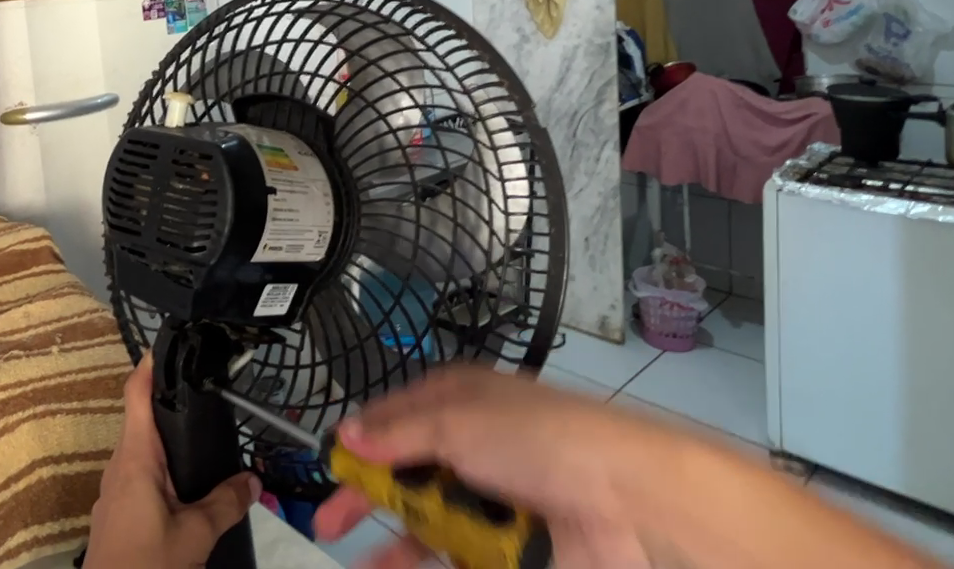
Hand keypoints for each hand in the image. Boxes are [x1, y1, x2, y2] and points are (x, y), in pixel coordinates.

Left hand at [85, 355, 260, 568]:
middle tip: (205, 385)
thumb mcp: (194, 536)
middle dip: (170, 400)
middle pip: (142, 417)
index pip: (136, 394)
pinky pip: (140, 472)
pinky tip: (185, 478)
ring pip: (142, 448)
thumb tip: (253, 478)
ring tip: (202, 428)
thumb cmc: (146, 565)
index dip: (150, 363)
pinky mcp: (117, 510)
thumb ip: (225, 503)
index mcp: (135, 458)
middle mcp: (120, 465)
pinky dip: (162, 464)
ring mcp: (114, 488)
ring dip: (167, 435)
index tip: (169, 341)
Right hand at [313, 366, 662, 567]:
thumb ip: (397, 433)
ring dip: (396, 540)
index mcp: (455, 401)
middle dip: (367, 496)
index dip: (360, 442)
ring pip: (431, 519)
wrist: (626, 497)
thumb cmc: (532, 439)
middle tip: (327, 524)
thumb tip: (345, 434)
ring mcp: (490, 498)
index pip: (393, 418)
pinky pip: (461, 555)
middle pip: (406, 472)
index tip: (328, 470)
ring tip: (361, 561)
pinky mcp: (510, 546)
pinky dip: (430, 563)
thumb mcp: (455, 422)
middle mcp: (469, 445)